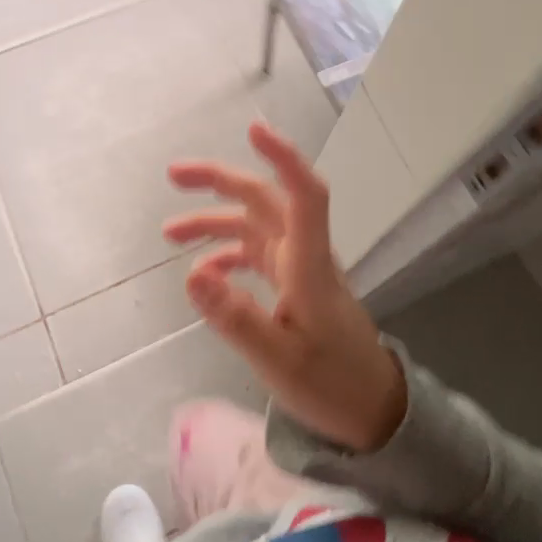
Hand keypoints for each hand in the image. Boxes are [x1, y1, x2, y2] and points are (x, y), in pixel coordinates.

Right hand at [164, 124, 406, 452]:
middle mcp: (305, 255)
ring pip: (254, 225)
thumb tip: (190, 274)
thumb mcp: (278, 360)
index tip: (253, 130)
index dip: (283, 158)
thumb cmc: (332, 385)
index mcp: (309, 266)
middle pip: (265, 199)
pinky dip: (226, 253)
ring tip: (169, 232)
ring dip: (215, 220)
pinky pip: (255, 253)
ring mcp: (299, 267)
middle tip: (174, 175)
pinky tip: (202, 272)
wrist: (372, 411)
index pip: (304, 195)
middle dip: (221, 181)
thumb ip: (236, 318)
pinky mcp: (294, 283)